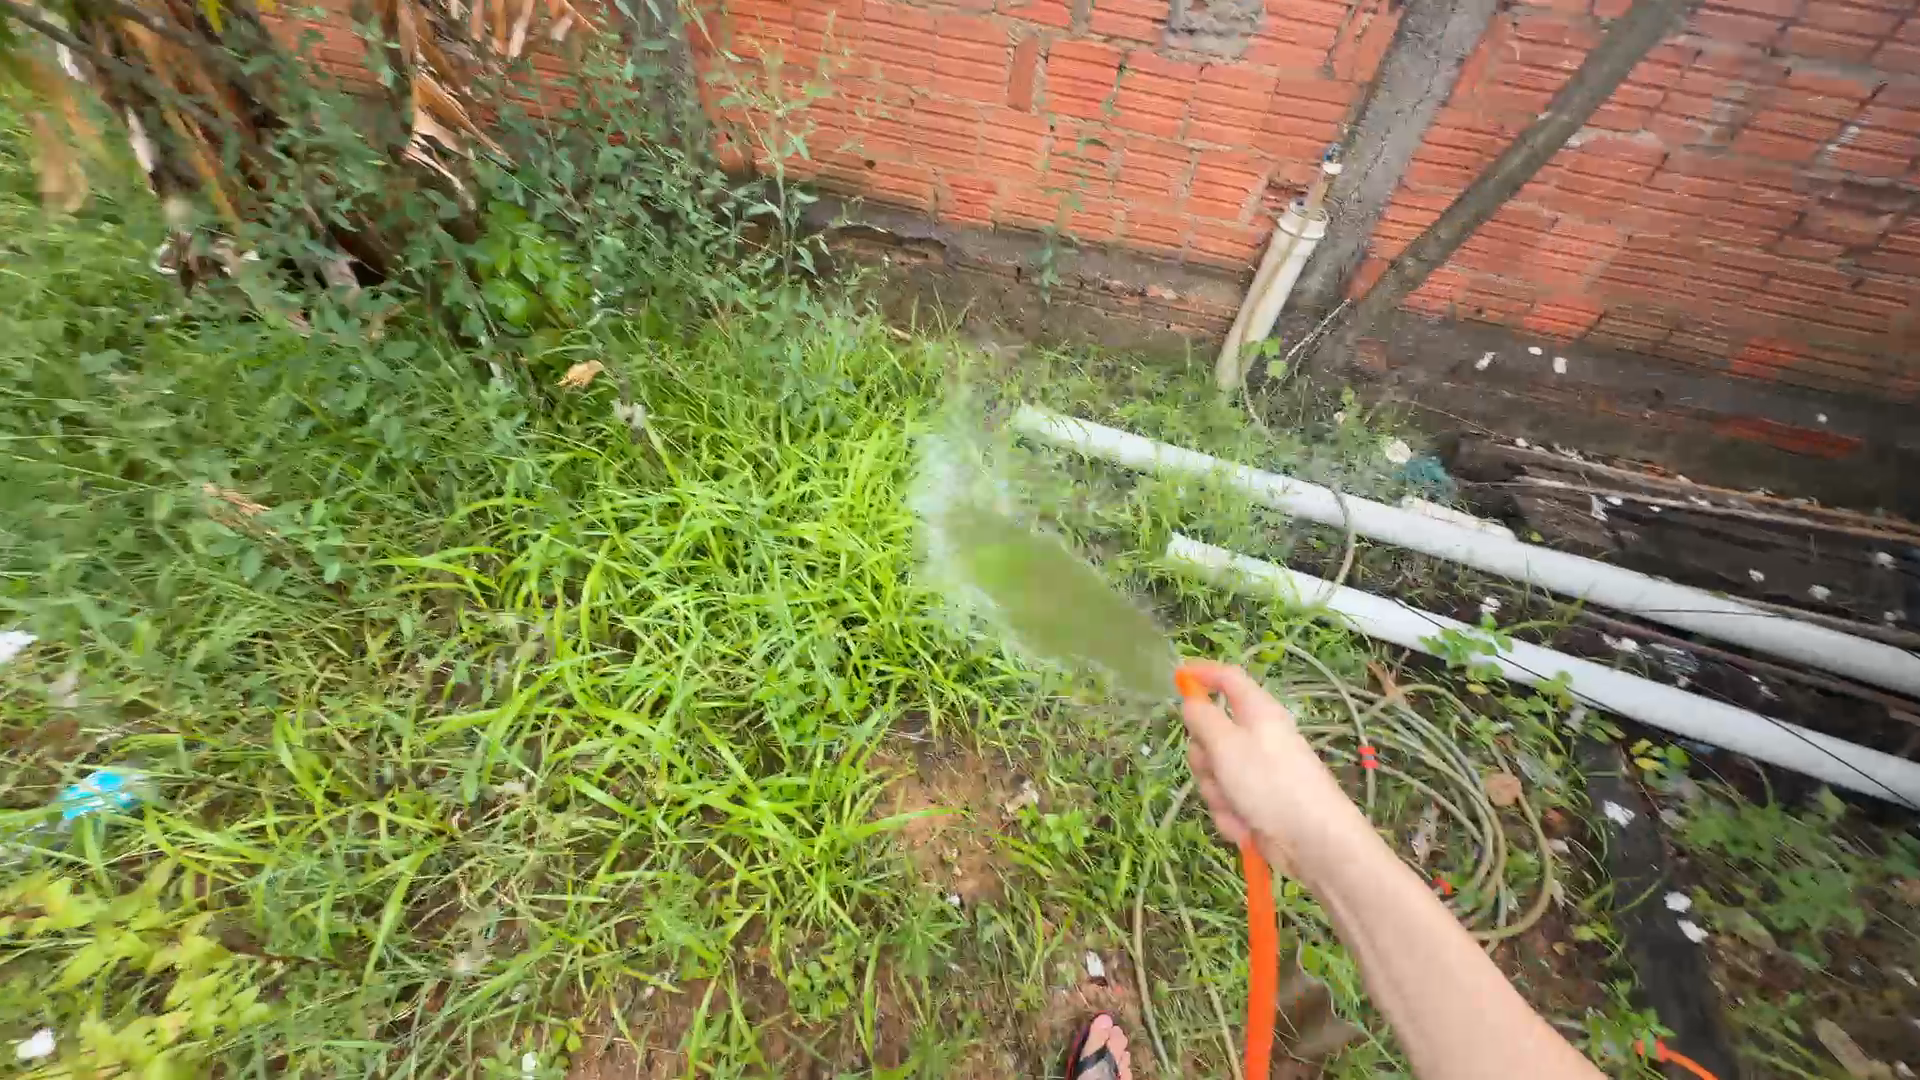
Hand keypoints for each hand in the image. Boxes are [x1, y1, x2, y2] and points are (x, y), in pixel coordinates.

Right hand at [1178, 660, 1370, 878]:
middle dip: (1204, 756)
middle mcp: (1257, 738)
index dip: (1203, 674)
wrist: (1314, 844)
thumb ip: (1202, 718)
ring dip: (1217, 791)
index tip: (1178, 678)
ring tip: (1236, 806)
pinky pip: (1226, 800)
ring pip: (1214, 771)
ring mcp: (1256, 772)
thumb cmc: (1270, 783)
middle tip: (1214, 767)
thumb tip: (1190, 701)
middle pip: (1211, 733)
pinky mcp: (1255, 803)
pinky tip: (1246, 826)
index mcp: (1257, 712)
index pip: (1228, 679)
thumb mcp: (1226, 743)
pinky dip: (1231, 814)